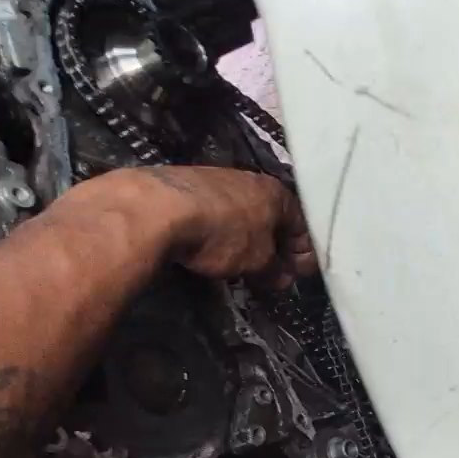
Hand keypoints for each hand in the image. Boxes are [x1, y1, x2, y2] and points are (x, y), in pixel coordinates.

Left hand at [76, 166, 318, 285]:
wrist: (154, 209)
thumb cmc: (222, 234)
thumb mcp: (257, 261)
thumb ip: (276, 270)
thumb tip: (284, 278)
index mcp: (277, 193)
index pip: (302, 226)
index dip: (304, 254)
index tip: (299, 276)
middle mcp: (250, 180)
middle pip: (271, 218)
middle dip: (275, 246)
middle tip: (273, 272)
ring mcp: (215, 178)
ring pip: (242, 213)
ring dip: (246, 238)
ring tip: (239, 262)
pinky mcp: (183, 184)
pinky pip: (213, 211)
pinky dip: (219, 230)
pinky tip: (209, 246)